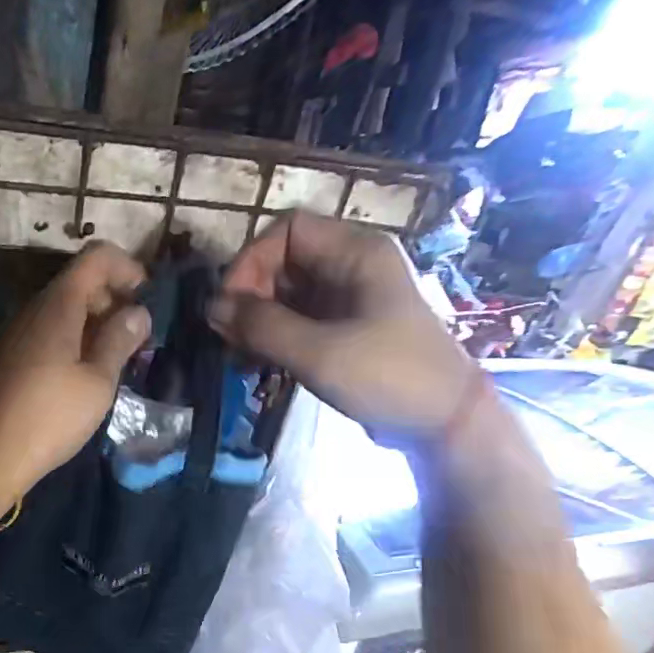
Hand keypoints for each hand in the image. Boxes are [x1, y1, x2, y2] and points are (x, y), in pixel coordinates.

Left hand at [0, 243, 150, 514]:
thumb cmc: (53, 417)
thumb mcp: (98, 381)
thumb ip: (120, 340)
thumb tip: (138, 312)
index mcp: (57, 306)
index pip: (95, 257)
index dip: (126, 267)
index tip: (145, 299)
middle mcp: (32, 309)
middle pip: (78, 282)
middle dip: (112, 298)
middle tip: (134, 337)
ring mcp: (15, 331)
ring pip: (61, 308)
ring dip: (92, 321)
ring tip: (113, 358)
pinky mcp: (8, 355)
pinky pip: (45, 330)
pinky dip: (71, 337)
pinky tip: (81, 372)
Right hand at [213, 211, 476, 448]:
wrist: (443, 422)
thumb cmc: (388, 376)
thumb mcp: (319, 351)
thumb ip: (261, 326)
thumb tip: (211, 306)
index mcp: (357, 253)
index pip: (288, 230)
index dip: (252, 261)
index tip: (230, 305)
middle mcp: (351, 266)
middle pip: (282, 262)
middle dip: (249, 296)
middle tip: (229, 338)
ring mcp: (347, 299)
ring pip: (284, 294)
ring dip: (255, 321)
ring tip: (238, 355)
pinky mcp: (343, 329)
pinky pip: (295, 320)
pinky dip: (271, 337)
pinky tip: (254, 363)